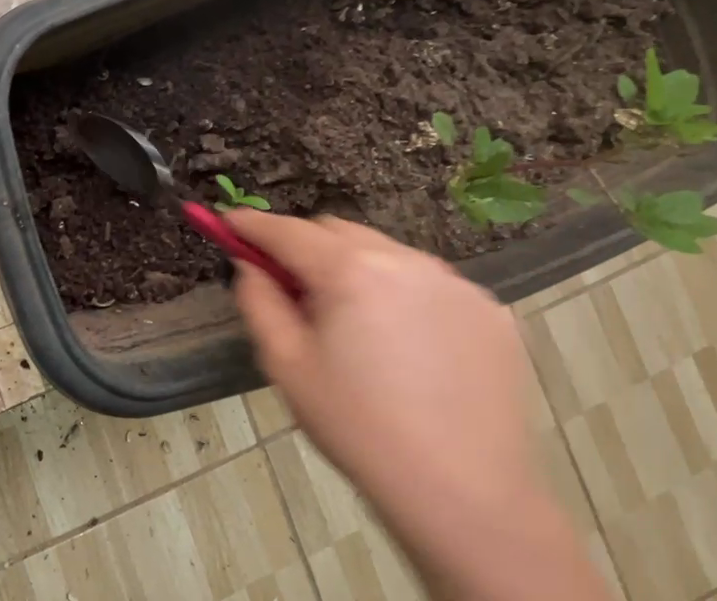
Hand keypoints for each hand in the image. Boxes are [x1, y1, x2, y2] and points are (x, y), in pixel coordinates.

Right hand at [227, 210, 606, 600]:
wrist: (464, 494)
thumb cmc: (357, 427)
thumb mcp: (284, 363)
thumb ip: (258, 300)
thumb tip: (251, 264)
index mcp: (350, 271)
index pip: (286, 230)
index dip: (250, 224)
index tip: (226, 224)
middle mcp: (406, 261)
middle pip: (337, 231)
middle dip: (305, 247)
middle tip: (290, 290)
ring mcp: (455, 284)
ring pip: (384, 253)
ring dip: (354, 269)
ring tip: (351, 323)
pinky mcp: (490, 312)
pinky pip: (428, 283)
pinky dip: (401, 294)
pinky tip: (402, 344)